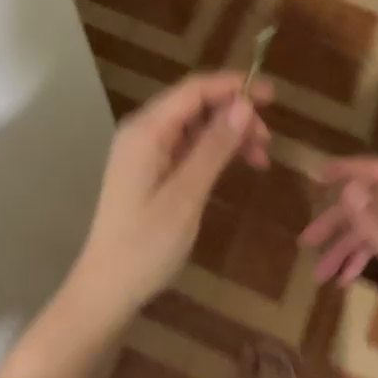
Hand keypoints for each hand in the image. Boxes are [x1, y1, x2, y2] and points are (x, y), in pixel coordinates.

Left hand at [68, 72, 272, 319]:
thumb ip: (214, 147)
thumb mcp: (186, 195)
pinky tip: (238, 165)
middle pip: (196, 104)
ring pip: (196, 125)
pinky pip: (189, 146)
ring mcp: (147, 151)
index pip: (194, 90)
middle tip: (268, 138)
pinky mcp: (152, 169)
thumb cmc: (144, 245)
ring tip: (261, 158)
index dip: (233, 86)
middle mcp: (144, 131)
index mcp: (145, 131)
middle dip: (235, 113)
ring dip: (229, 134)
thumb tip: (245, 105)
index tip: (272, 94)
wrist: (106, 290)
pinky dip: (216, 151)